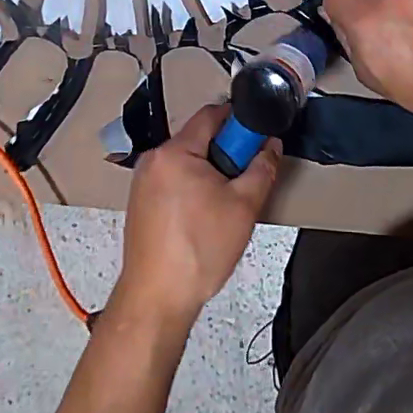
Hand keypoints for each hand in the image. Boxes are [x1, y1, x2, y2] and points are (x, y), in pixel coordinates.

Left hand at [112, 103, 279, 325]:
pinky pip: (174, 180)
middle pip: (199, 138)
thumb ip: (262, 168)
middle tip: (244, 179)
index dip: (241, 122)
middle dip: (227, 153)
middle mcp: (153, 160)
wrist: (157, 298)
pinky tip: (206, 216)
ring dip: (212, 172)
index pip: (211, 114)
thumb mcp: (244, 206)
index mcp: (174, 153)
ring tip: (226, 204)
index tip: (257, 141)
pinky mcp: (141, 202)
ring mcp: (143, 182)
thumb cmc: (196, 253)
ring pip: (188, 161)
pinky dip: (194, 188)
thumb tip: (271, 147)